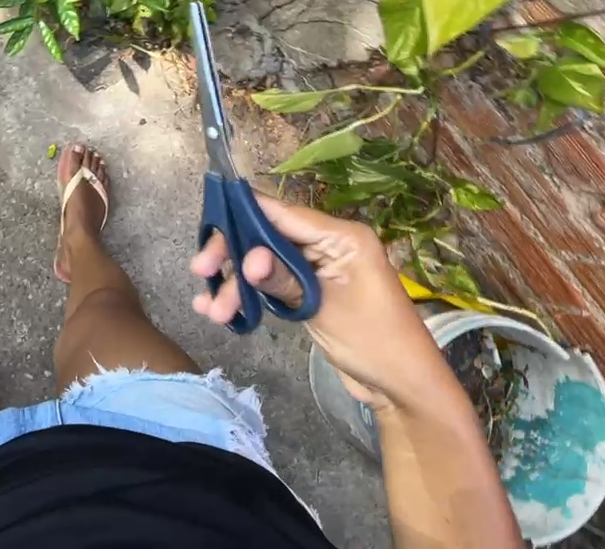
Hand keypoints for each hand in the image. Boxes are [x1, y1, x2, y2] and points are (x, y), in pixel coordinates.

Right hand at [190, 197, 451, 411]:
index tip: (208, 224)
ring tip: (211, 310)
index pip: (281, 213)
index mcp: (341, 235)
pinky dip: (248, 296)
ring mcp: (316, 267)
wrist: (404, 391)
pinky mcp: (308, 290)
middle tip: (200, 271)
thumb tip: (247, 260)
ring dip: (236, 285)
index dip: (242, 215)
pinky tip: (221, 311)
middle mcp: (326, 243)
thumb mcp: (326, 308)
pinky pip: (271, 283)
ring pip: (263, 263)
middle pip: (266, 236)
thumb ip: (285, 279)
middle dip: (232, 254)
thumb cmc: (375, 342)